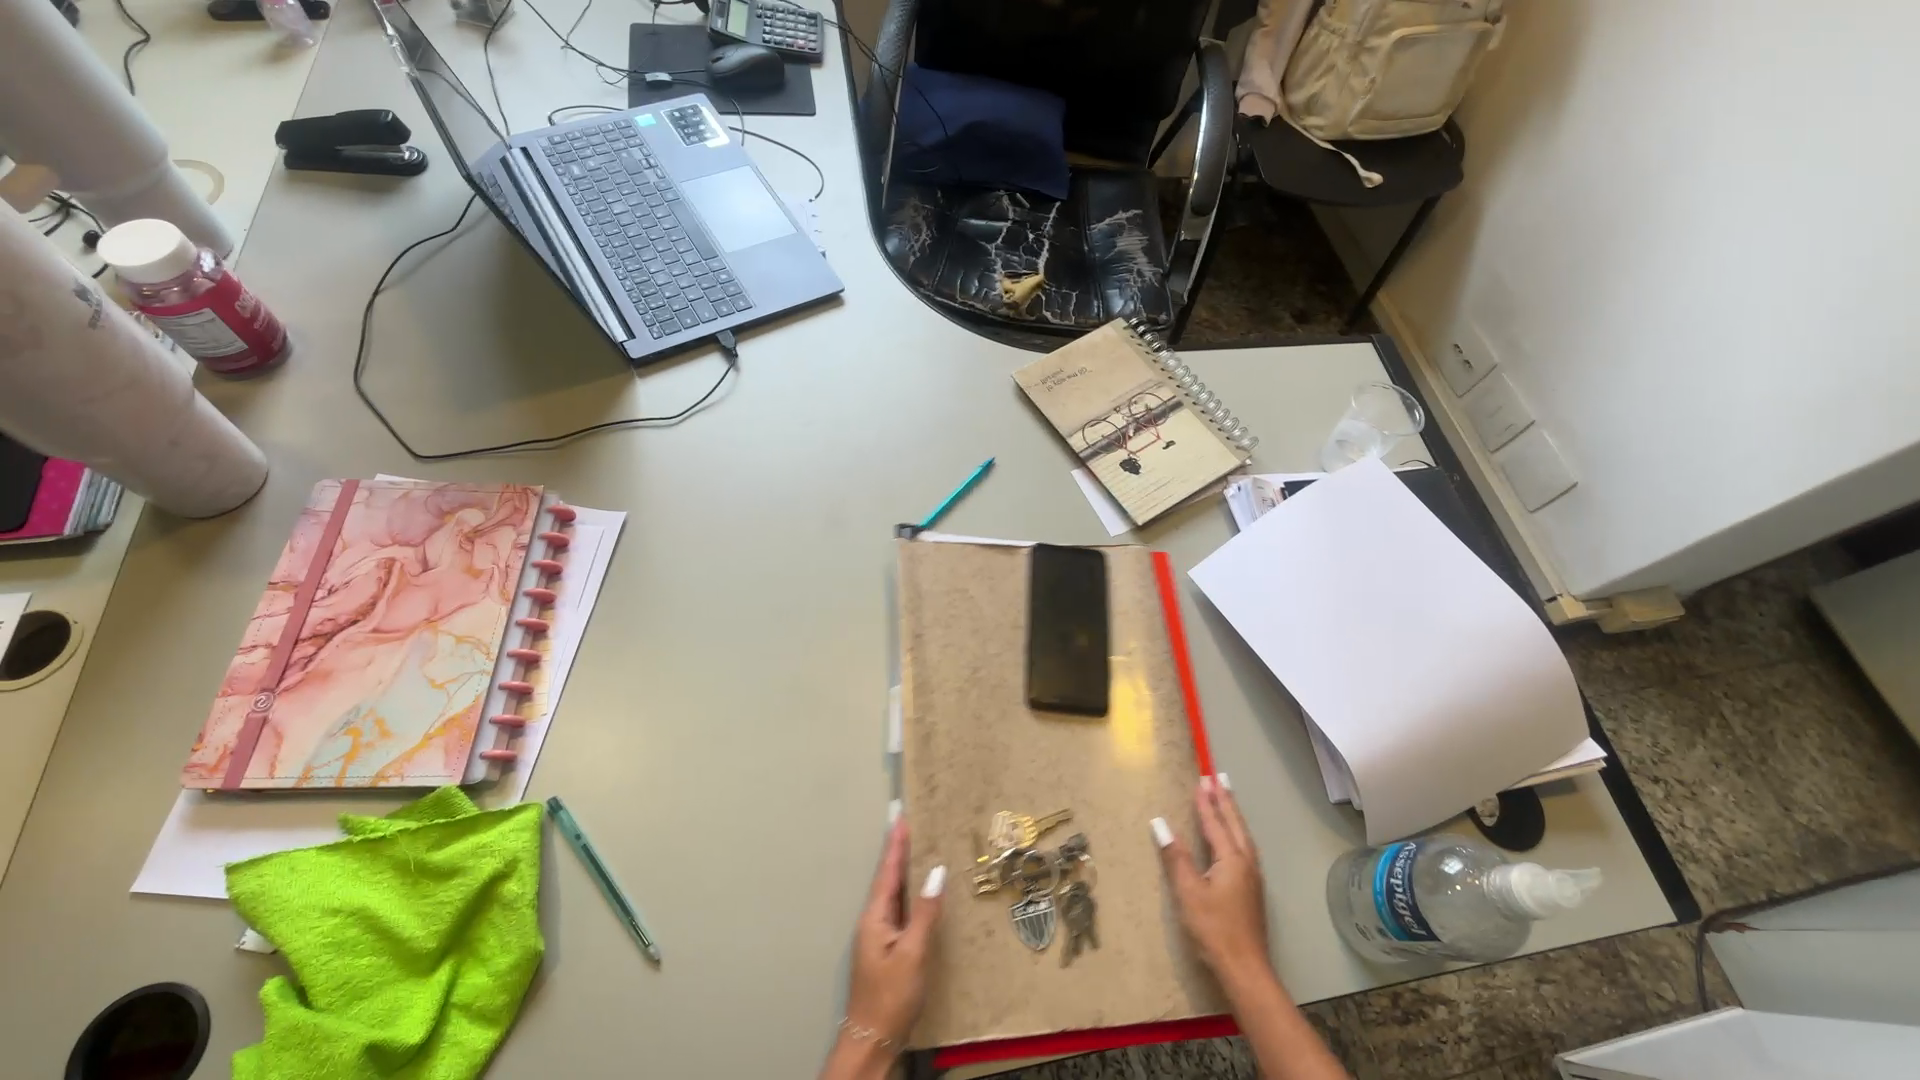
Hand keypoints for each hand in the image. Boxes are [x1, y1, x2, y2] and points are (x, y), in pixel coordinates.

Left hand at [823, 815, 945, 1079]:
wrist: (872, 1039)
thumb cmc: (891, 996)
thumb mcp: (913, 952)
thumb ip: (925, 912)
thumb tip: (936, 871)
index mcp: (875, 916)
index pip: (888, 871)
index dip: (895, 843)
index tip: (899, 815)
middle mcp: (873, 920)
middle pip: (888, 878)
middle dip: (898, 851)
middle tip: (908, 823)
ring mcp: (878, 935)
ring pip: (894, 894)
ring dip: (903, 870)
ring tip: (915, 847)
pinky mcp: (886, 949)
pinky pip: (899, 910)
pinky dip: (909, 894)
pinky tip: (919, 893)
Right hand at [1153, 775, 1275, 994]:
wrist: (1245, 968)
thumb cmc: (1213, 928)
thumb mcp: (1188, 892)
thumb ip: (1175, 856)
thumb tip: (1160, 823)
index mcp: (1231, 859)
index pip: (1215, 823)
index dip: (1206, 802)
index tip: (1201, 780)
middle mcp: (1246, 863)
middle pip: (1235, 824)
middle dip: (1226, 800)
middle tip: (1220, 778)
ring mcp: (1253, 878)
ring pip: (1243, 837)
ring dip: (1233, 815)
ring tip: (1227, 800)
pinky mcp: (1253, 891)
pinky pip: (1245, 849)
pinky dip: (1237, 833)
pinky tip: (1233, 840)